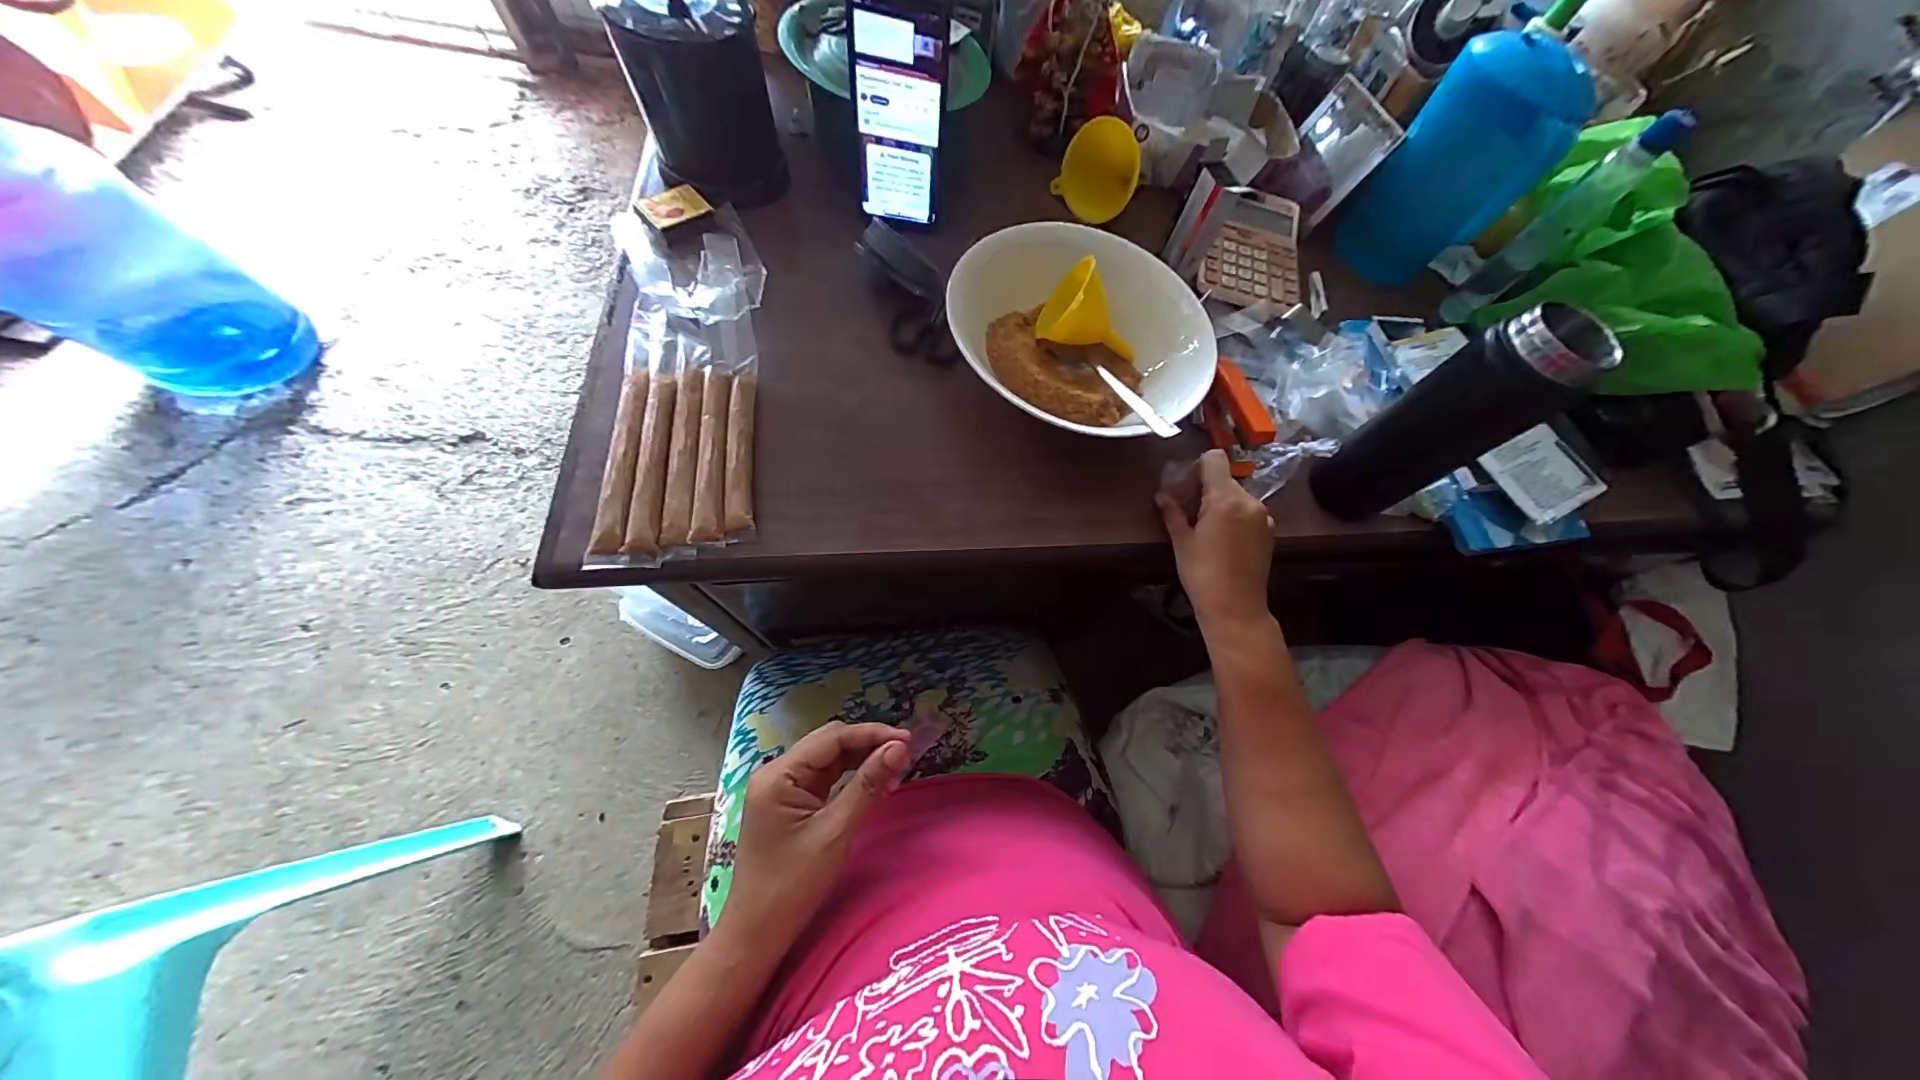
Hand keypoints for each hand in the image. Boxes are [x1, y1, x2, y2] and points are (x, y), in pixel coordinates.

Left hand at [722, 721, 911, 950]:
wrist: (757, 932)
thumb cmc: (792, 884)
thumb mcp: (835, 832)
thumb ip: (867, 785)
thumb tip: (899, 749)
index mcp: (779, 774)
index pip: (831, 737)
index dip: (871, 734)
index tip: (907, 740)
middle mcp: (777, 773)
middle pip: (829, 743)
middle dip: (868, 744)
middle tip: (905, 754)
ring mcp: (782, 789)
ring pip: (829, 759)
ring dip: (861, 759)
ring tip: (896, 767)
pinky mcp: (790, 804)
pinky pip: (824, 778)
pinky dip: (850, 776)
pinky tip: (874, 781)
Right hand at [1156, 449, 1275, 630]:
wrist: (1236, 609)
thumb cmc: (1202, 575)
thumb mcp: (1181, 542)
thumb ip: (1172, 513)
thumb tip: (1162, 495)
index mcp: (1225, 499)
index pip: (1214, 459)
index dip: (1197, 466)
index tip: (1184, 485)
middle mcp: (1249, 501)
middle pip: (1224, 479)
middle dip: (1205, 489)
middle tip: (1186, 511)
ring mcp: (1263, 517)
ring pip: (1236, 496)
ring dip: (1219, 504)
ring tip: (1203, 529)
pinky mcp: (1268, 532)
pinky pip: (1247, 512)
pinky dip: (1233, 517)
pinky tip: (1221, 541)